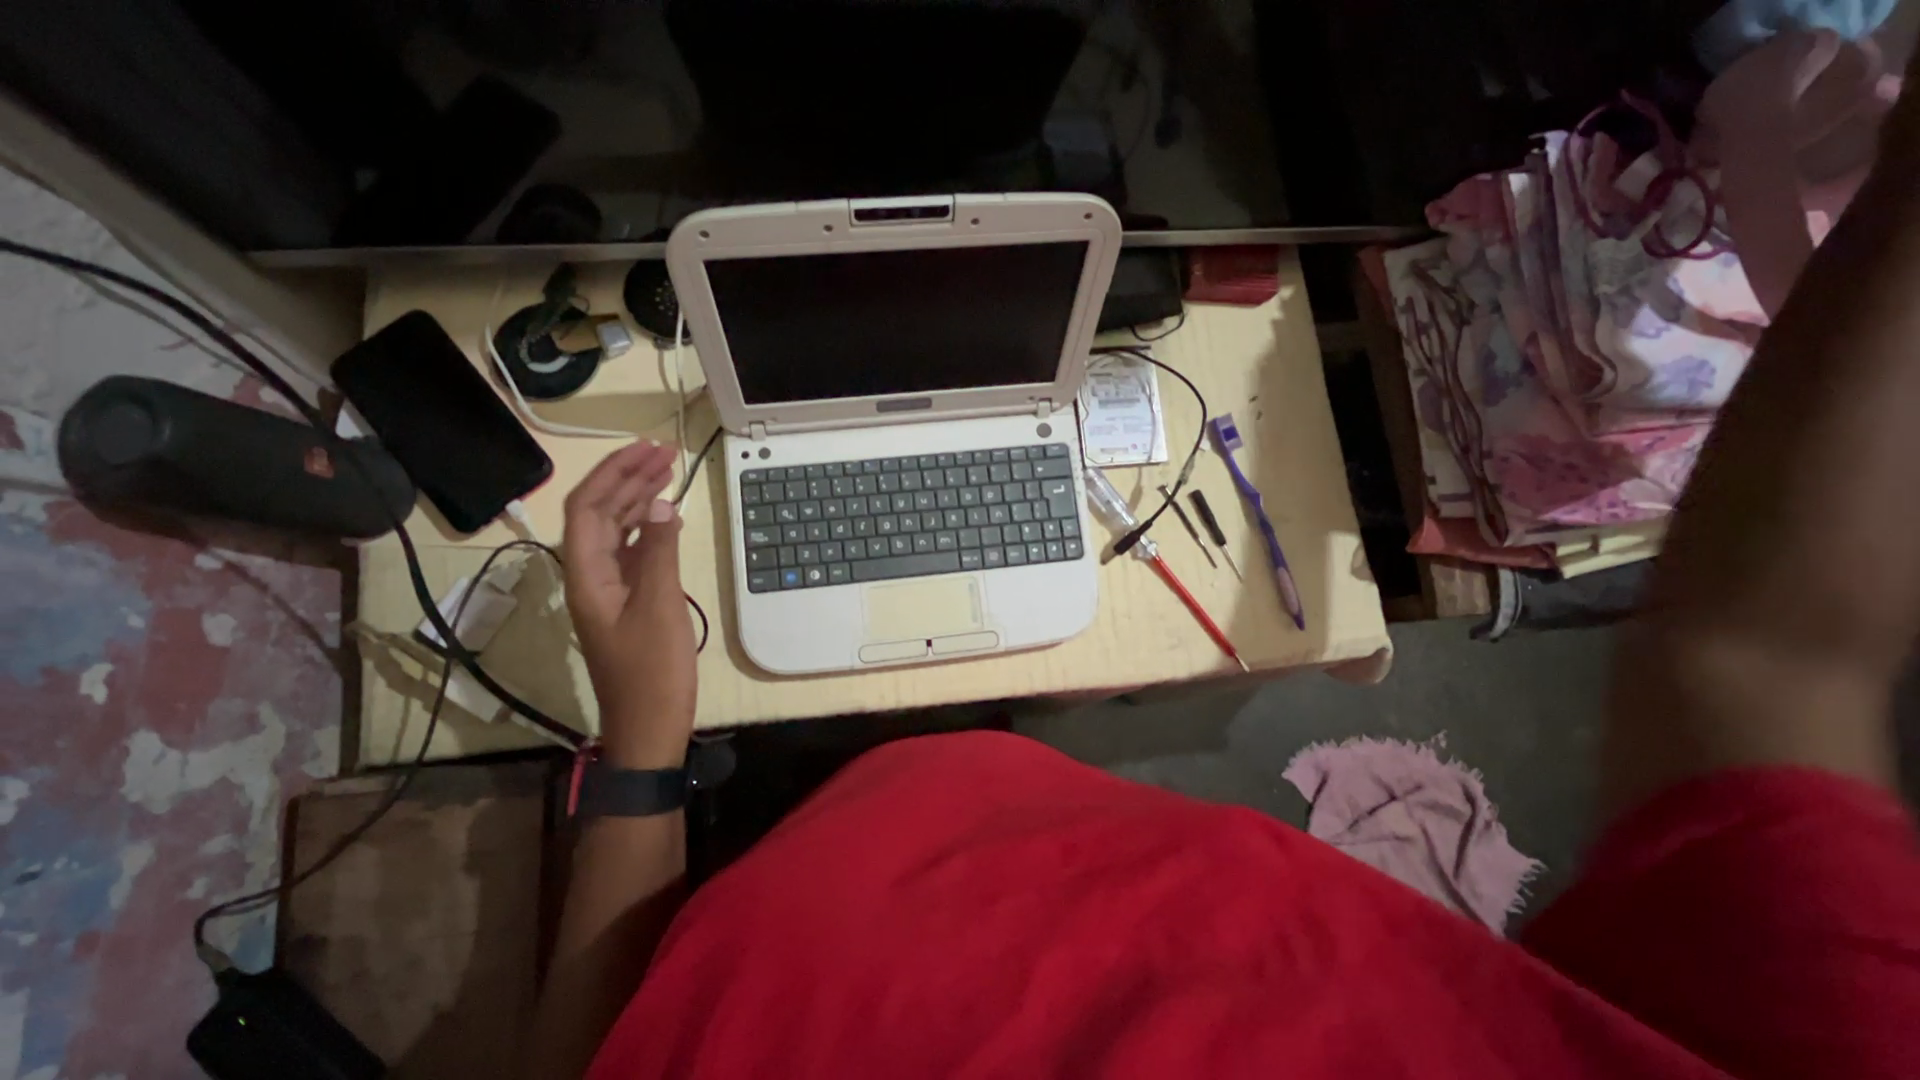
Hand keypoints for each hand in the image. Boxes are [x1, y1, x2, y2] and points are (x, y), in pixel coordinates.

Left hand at [562, 441, 695, 768]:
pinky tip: (670, 518)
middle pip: (601, 514)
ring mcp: (610, 590)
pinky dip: (651, 530)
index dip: (613, 474)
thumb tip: (662, 504)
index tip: (646, 450)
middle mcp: (591, 576)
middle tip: (665, 453)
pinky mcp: (628, 603)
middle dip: (628, 479)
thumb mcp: (660, 607)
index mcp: (587, 575)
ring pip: (618, 532)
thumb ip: (661, 552)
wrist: (648, 726)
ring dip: (639, 501)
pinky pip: (634, 553)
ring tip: (669, 473)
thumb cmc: (653, 671)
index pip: (588, 508)